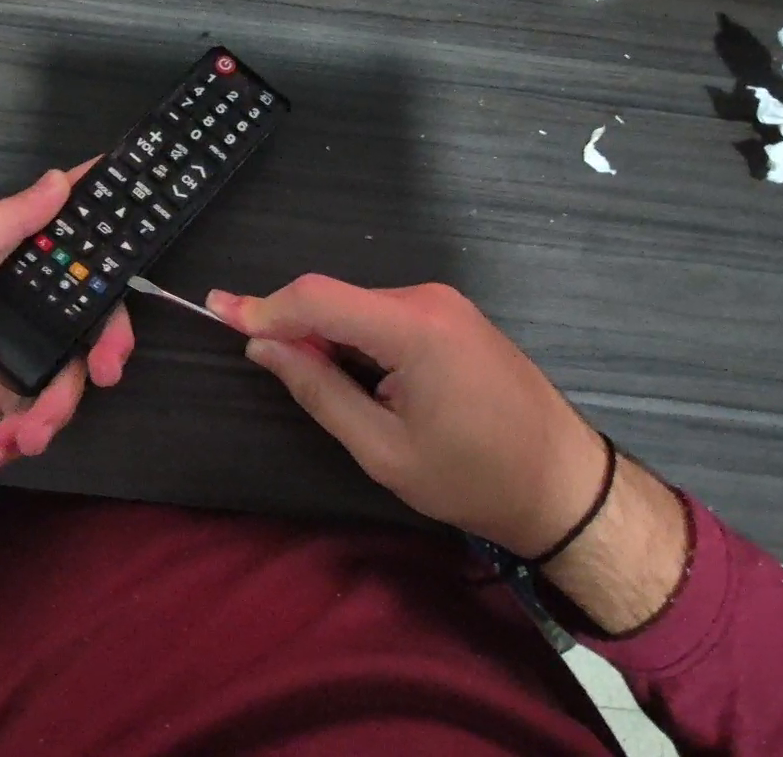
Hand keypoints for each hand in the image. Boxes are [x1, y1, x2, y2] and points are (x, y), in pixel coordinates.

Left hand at [0, 165, 134, 484]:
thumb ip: (4, 222)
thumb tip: (59, 179)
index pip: (58, 234)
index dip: (101, 232)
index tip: (144, 230)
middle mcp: (7, 302)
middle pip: (85, 309)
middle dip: (105, 341)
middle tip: (109, 367)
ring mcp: (9, 353)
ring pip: (72, 368)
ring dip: (58, 405)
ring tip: (29, 433)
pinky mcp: (6, 402)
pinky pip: (44, 410)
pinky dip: (25, 433)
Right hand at [208, 275, 607, 557]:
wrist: (566, 484)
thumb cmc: (473, 477)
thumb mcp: (382, 449)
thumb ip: (318, 390)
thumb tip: (264, 347)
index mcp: (413, 328)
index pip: (317, 297)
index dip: (262, 306)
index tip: (216, 313)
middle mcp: (428, 299)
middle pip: (336, 298)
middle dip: (293, 326)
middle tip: (264, 365)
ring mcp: (445, 304)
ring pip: (358, 306)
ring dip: (326, 336)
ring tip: (323, 386)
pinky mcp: (453, 316)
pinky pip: (385, 314)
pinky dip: (356, 338)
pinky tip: (359, 376)